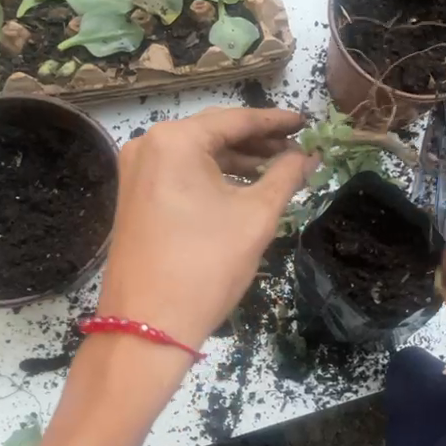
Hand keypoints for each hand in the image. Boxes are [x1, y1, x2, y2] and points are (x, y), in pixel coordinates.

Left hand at [98, 108, 315, 346]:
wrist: (148, 326)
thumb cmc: (206, 265)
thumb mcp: (256, 216)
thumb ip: (285, 176)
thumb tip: (309, 156)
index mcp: (176, 141)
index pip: (236, 119)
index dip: (276, 121)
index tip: (306, 122)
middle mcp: (149, 146)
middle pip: (215, 133)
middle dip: (258, 141)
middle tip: (297, 148)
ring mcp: (137, 173)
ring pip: (199, 155)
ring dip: (238, 160)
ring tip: (278, 169)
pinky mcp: (136, 197)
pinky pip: (183, 174)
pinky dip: (215, 177)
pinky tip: (246, 187)